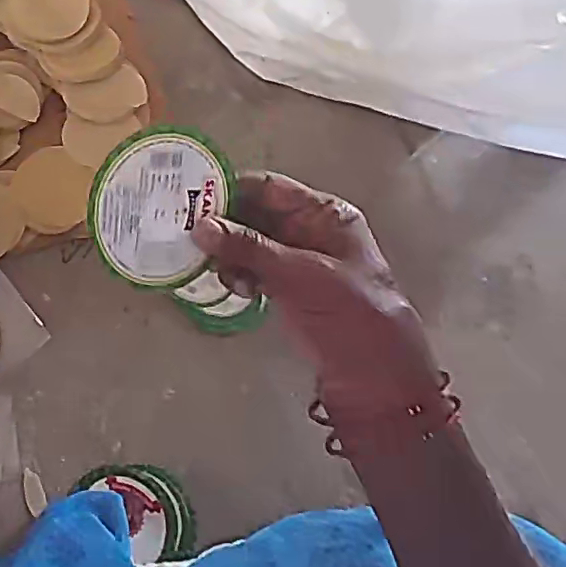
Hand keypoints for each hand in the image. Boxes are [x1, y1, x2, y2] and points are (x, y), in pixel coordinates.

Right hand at [192, 172, 440, 414]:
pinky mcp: (288, 290)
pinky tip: (237, 288)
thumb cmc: (350, 312)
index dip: (233, 190)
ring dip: (230, 254)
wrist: (376, 378)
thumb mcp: (300, 274)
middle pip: (255, 215)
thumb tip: (200, 227)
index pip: (270, 188)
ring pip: (249, 245)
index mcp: (324, 215)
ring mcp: (297, 262)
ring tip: (220, 270)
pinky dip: (240, 275)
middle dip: (225, 225)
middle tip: (189, 234)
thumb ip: (249, 248)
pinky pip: (253, 271)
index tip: (194, 196)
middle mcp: (309, 232)